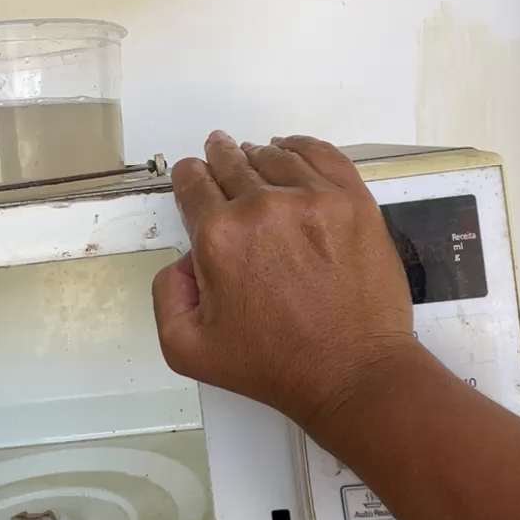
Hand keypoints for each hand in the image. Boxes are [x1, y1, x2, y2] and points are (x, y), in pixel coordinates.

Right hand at [151, 132, 420, 429]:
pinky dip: (299, 146)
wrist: (352, 373)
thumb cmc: (274, 364)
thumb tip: (185, 258)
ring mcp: (313, 198)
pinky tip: (289, 150)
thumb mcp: (186, 347)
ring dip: (257, 156)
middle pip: (231, 162)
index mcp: (219, 237)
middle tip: (219, 152)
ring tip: (253, 158)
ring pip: (273, 156)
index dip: (190, 178)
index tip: (194, 179)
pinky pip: (321, 154)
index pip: (194, 184)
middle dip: (220, 158)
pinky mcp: (352, 200)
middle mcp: (262, 206)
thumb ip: (166, 293)